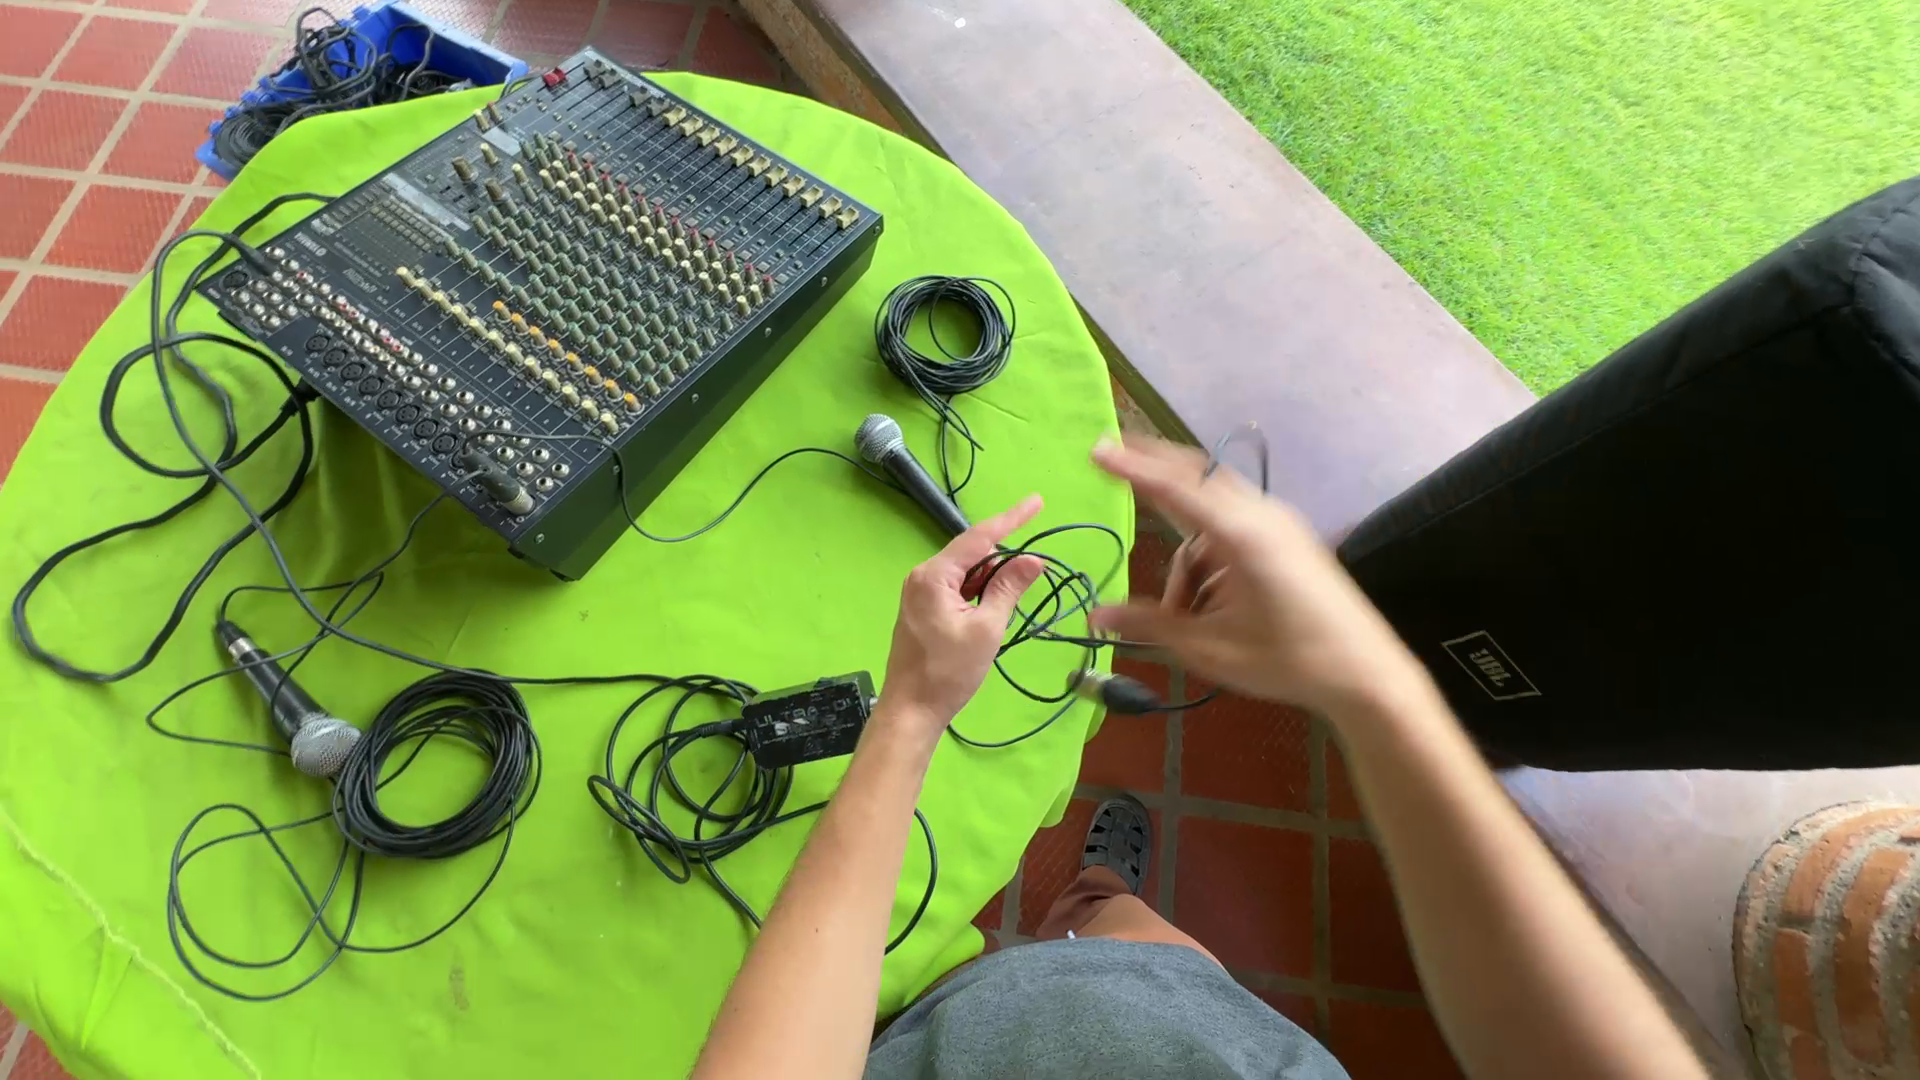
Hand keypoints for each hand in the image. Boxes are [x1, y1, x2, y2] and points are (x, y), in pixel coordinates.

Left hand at [879, 495, 1047, 733]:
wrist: (911, 710)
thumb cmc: (949, 672)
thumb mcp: (987, 629)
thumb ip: (1008, 589)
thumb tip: (1033, 559)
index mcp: (934, 575)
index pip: (979, 537)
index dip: (1011, 518)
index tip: (1037, 501)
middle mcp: (922, 576)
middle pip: (971, 554)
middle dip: (1002, 559)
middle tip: (1029, 574)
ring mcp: (919, 593)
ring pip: (965, 572)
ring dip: (990, 579)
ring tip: (1008, 599)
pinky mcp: (922, 608)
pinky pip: (956, 588)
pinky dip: (977, 592)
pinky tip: (992, 605)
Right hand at [1090, 437, 1426, 713]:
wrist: (1366, 674)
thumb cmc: (1287, 660)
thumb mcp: (1208, 646)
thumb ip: (1149, 623)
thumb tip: (1096, 614)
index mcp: (1240, 535)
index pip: (1174, 487)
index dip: (1132, 468)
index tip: (1096, 450)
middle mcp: (1260, 515)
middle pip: (1194, 475)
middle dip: (1152, 465)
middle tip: (1111, 452)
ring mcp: (1277, 523)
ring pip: (1210, 514)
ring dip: (1184, 554)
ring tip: (1180, 613)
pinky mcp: (1286, 537)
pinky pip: (1230, 529)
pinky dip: (1205, 554)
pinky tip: (1205, 603)